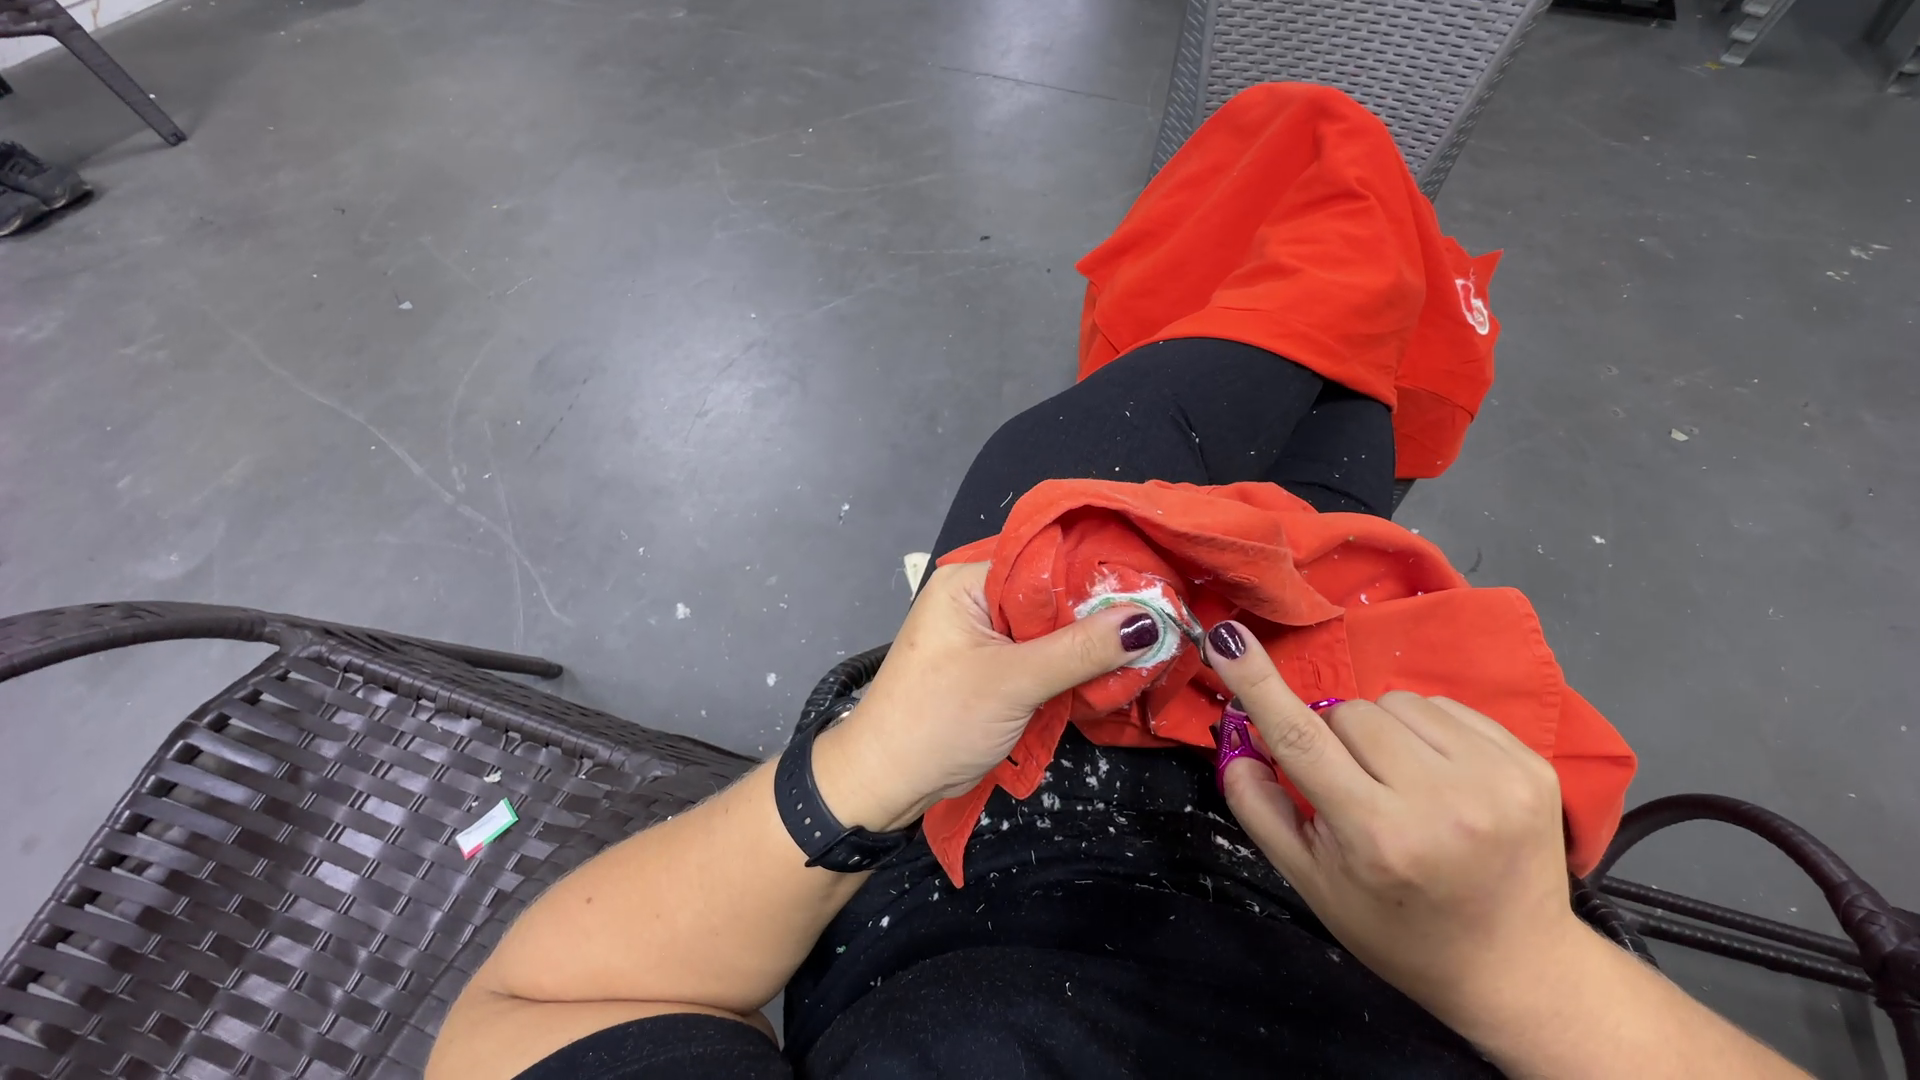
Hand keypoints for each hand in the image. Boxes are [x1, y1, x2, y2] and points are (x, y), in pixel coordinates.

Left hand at [813, 562, 1159, 831]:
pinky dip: (1071, 668)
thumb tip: (1148, 618)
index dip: (1096, 575)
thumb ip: (1080, 649)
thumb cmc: (938, 721)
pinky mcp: (993, 668)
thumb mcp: (1013, 682)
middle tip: (1162, 622)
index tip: (1153, 590)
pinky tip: (1112, 672)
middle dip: (1099, 615)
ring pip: (1051, 629)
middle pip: (1052, 595)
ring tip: (1148, 647)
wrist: (886, 783)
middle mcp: (976, 599)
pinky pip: (1042, 657)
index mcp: (968, 582)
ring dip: (1089, 645)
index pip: (1044, 561)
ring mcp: (984, 636)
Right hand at [1203, 620, 1584, 1026]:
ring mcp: (1495, 779)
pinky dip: (1425, 731)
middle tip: (1351, 785)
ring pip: (1394, 703)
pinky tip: (1439, 776)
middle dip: (1333, 737)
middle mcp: (1441, 801)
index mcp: (1377, 836)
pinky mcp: (1532, 765)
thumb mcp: (1310, 882)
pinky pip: (1444, 706)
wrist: (1516, 966)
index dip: (1258, 684)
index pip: (1301, 739)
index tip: (1228, 638)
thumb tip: (1238, 742)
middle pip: (1346, 712)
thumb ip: (1260, 808)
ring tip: (1399, 781)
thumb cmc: (1394, 928)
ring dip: (1381, 731)